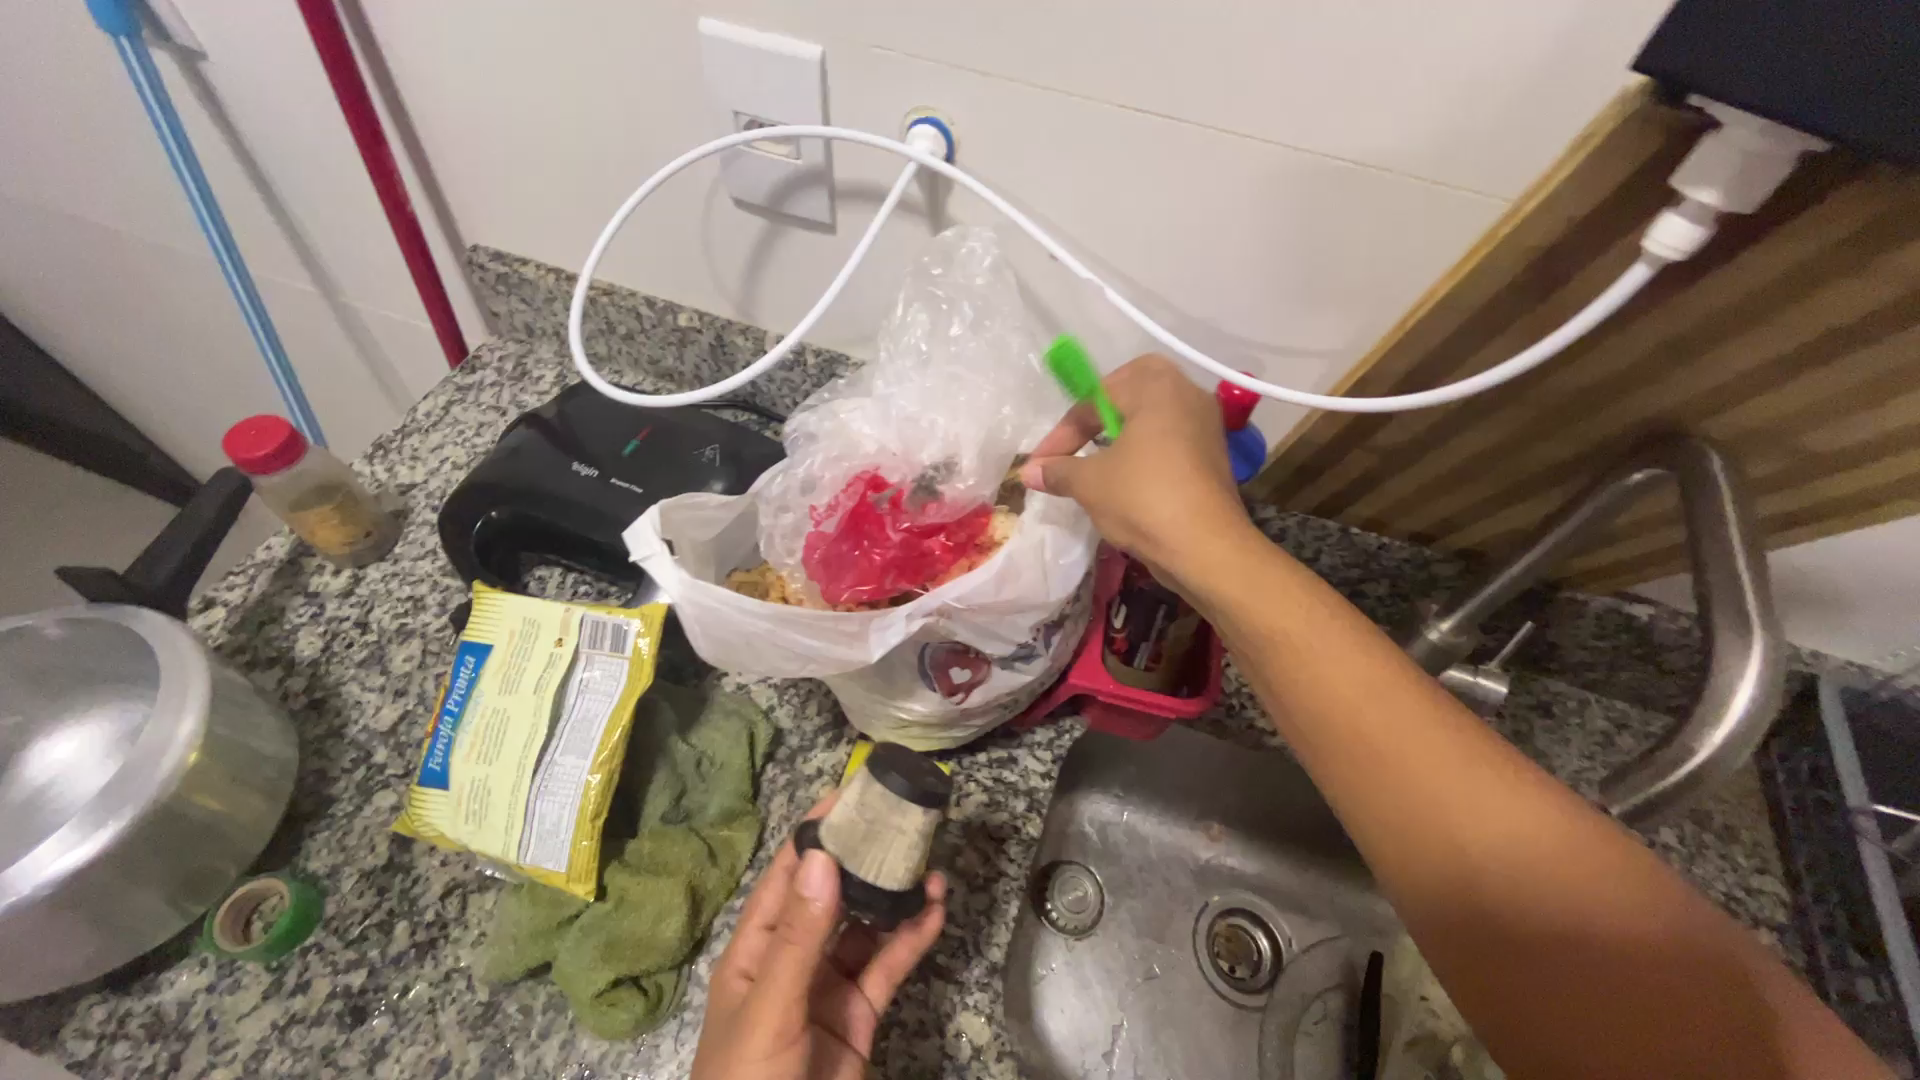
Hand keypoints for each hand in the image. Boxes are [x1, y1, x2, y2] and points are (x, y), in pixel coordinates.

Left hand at [692, 792, 947, 1079]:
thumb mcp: (769, 1010)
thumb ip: (799, 938)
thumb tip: (823, 856)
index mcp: (756, 950)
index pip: (788, 877)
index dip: (815, 833)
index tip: (849, 794)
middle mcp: (793, 958)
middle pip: (832, 894)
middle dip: (864, 858)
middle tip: (903, 821)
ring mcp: (828, 987)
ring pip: (866, 927)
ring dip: (895, 896)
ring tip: (929, 863)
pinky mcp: (859, 1016)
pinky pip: (888, 967)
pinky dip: (911, 939)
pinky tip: (936, 911)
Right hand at [1021, 354, 1255, 587]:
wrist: (1206, 548)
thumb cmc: (1143, 499)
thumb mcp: (1089, 484)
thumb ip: (1058, 470)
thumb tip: (1028, 472)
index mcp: (1157, 387)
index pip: (1096, 398)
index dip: (1063, 432)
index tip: (1041, 463)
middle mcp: (1188, 394)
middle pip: (1130, 395)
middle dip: (1097, 419)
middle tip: (1075, 444)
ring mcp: (1207, 425)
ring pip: (1152, 420)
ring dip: (1121, 439)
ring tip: (1096, 466)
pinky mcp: (1214, 456)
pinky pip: (1170, 442)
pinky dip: (1144, 455)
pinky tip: (1127, 482)